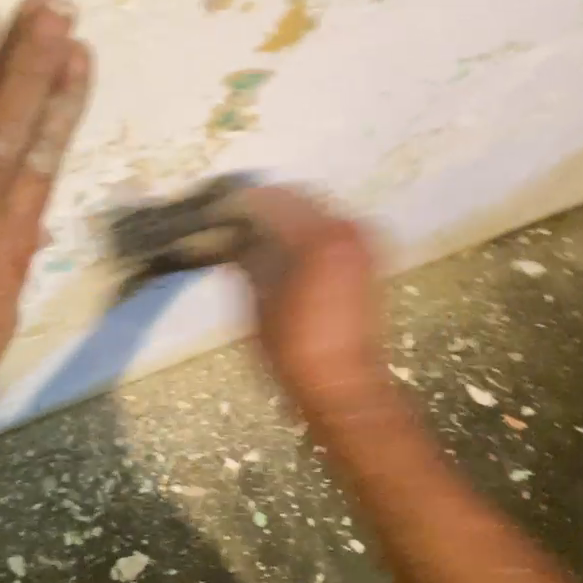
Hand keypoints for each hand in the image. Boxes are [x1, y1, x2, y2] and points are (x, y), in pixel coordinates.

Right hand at [228, 186, 385, 413]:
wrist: (344, 386)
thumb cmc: (294, 349)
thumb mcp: (256, 300)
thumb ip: (243, 256)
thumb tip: (227, 234)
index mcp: (317, 235)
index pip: (267, 198)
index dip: (235, 205)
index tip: (213, 215)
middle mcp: (347, 227)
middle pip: (294, 197)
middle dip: (260, 208)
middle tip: (229, 226)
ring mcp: (364, 240)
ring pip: (314, 210)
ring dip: (283, 218)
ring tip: (252, 239)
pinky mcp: (370, 256)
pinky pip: (331, 228)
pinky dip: (305, 232)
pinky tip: (283, 252)